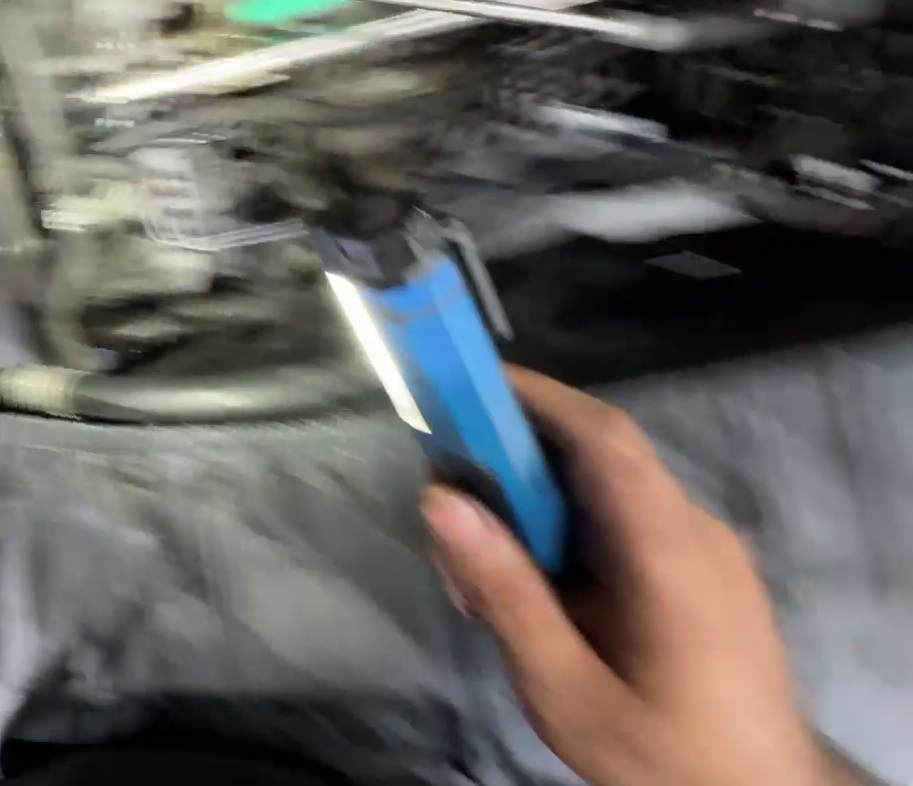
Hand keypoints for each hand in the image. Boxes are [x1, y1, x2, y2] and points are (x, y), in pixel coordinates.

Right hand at [421, 367, 835, 785]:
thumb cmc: (664, 755)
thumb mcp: (565, 687)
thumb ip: (504, 591)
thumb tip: (436, 497)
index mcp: (671, 553)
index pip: (603, 438)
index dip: (531, 394)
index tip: (456, 379)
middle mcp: (689, 531)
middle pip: (581, 453)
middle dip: (497, 460)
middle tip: (440, 508)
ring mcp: (691, 546)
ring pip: (582, 484)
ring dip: (512, 502)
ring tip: (471, 572)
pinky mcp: (682, 563)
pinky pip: (598, 513)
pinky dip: (540, 524)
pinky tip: (514, 579)